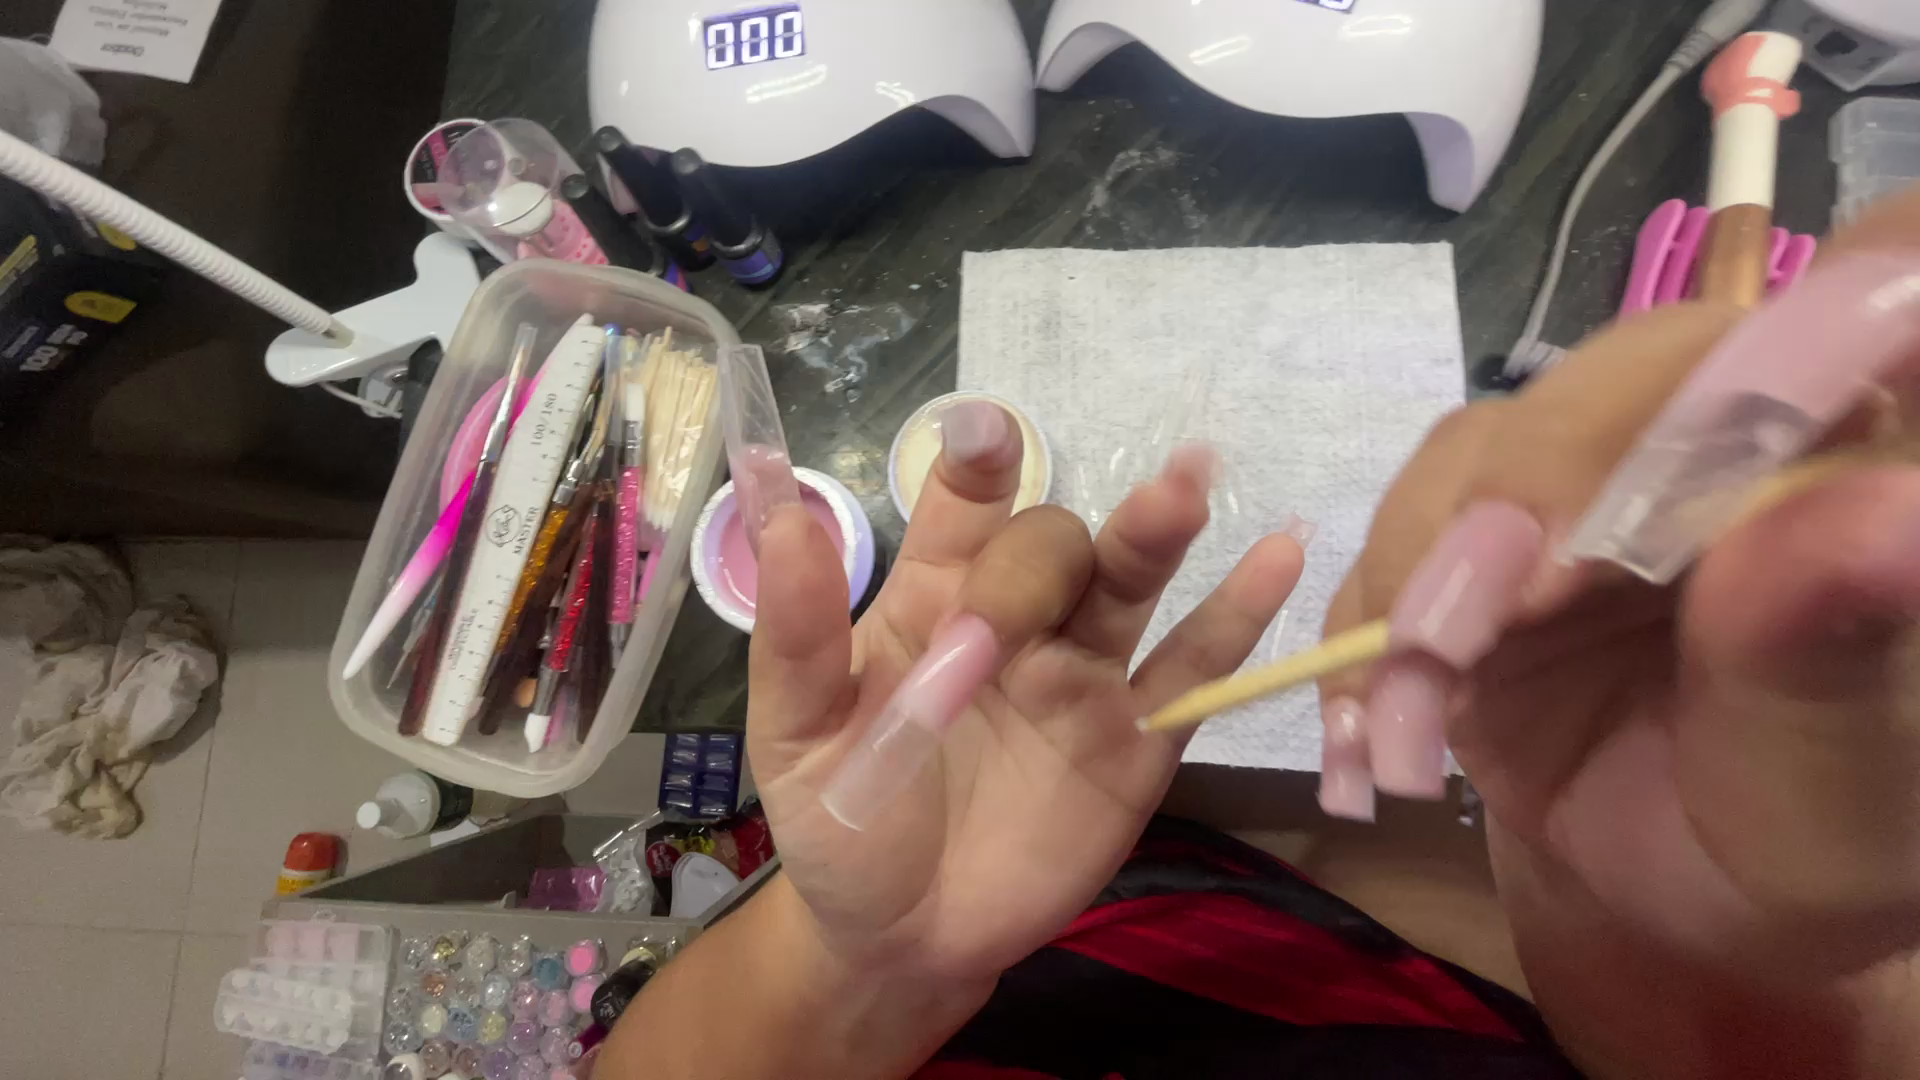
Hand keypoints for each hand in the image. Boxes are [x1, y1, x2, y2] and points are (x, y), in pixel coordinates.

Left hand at [746, 404, 1303, 985]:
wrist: (904, 934)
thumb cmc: (844, 822)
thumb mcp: (797, 730)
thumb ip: (798, 630)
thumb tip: (780, 516)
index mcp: (935, 601)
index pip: (963, 508)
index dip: (976, 466)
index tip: (984, 433)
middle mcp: (1018, 620)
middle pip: (1050, 546)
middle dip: (1033, 567)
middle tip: (1000, 632)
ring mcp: (1083, 675)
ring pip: (1128, 584)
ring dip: (1156, 534)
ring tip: (1186, 487)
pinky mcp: (1136, 741)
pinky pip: (1194, 671)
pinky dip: (1237, 617)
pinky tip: (1279, 555)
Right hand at [1319, 190, 1919, 977]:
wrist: (1650, 887)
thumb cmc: (1775, 850)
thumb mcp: (1830, 803)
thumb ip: (1824, 665)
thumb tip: (1859, 513)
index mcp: (1853, 467)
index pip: (1870, 291)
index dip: (1775, 352)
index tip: (1665, 503)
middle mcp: (1701, 446)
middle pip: (1599, 384)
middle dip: (1512, 503)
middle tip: (1463, 635)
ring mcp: (1563, 488)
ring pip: (1459, 460)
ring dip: (1409, 582)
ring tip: (1404, 716)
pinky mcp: (1461, 539)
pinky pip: (1383, 541)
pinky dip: (1355, 628)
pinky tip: (1363, 719)